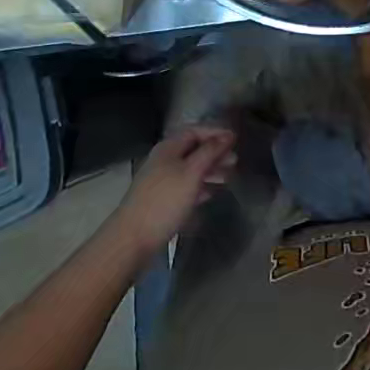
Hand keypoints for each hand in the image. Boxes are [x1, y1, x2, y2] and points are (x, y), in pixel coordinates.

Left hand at [108, 127, 237, 253]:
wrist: (133, 238)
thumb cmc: (165, 200)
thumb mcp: (192, 172)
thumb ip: (210, 152)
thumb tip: (228, 135)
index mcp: (168, 148)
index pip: (194, 131)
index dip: (215, 132)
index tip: (236, 140)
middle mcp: (163, 160)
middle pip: (193, 149)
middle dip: (215, 153)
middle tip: (235, 161)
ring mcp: (161, 180)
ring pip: (191, 168)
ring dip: (210, 170)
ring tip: (228, 178)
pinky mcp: (162, 199)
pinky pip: (185, 185)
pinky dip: (200, 186)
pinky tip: (211, 193)